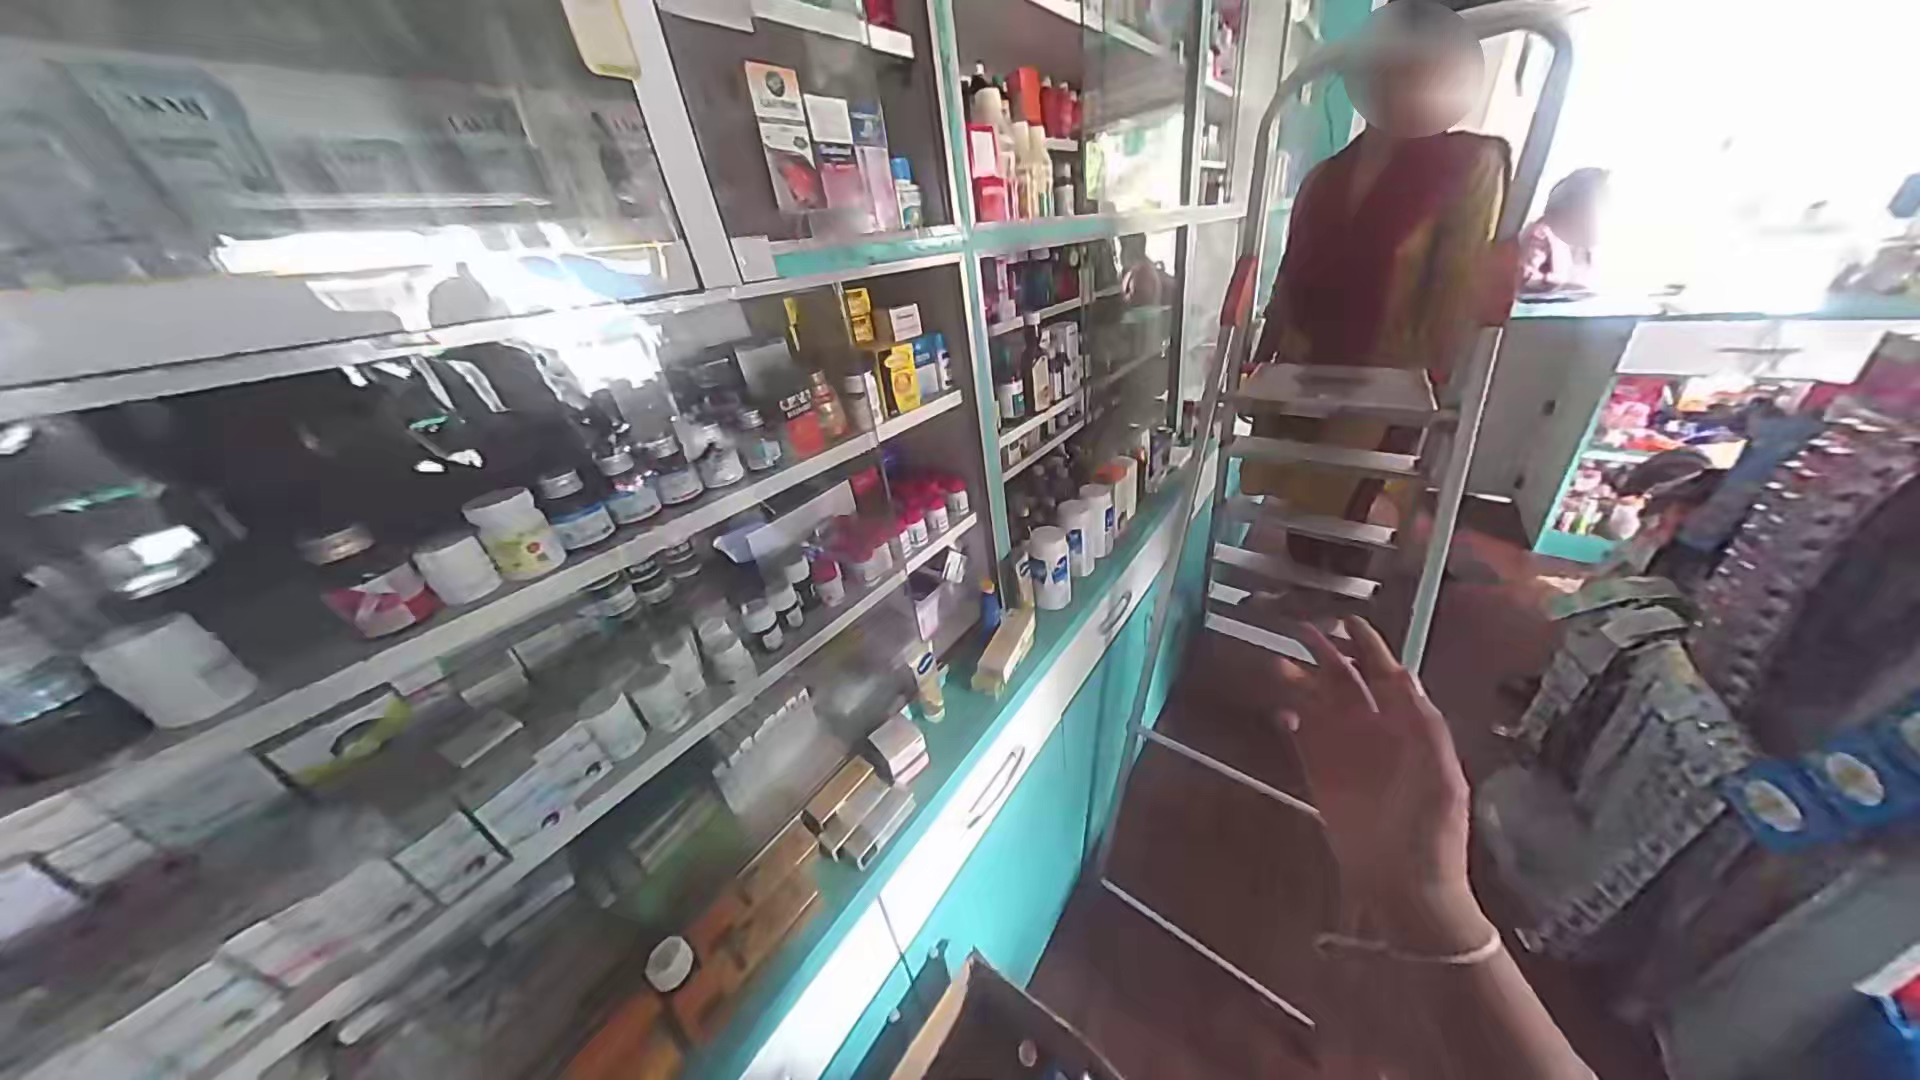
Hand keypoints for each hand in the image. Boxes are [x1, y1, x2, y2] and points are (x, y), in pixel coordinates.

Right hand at [1276, 617, 1473, 919]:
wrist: (1404, 882)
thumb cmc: (1431, 830)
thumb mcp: (1443, 777)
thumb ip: (1423, 725)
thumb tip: (1402, 675)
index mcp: (1405, 727)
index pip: (1385, 675)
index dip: (1367, 648)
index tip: (1346, 621)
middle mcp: (1371, 730)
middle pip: (1343, 682)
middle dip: (1323, 655)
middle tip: (1298, 631)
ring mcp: (1342, 750)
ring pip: (1315, 703)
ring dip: (1297, 683)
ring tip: (1276, 667)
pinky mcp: (1318, 770)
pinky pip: (1299, 736)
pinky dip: (1288, 720)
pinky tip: (1279, 714)